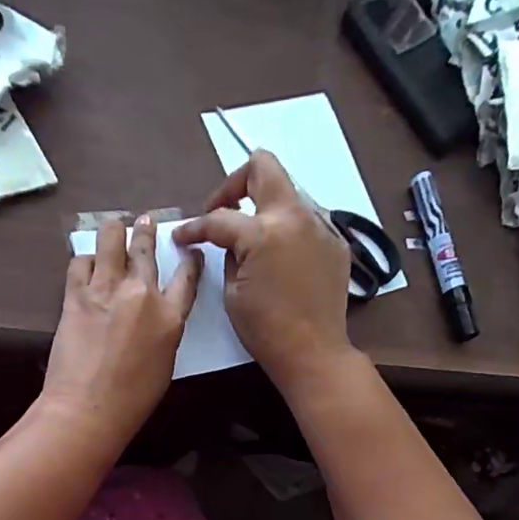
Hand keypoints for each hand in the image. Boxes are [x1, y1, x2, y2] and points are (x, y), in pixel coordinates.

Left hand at [40, 213, 201, 440]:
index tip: (188, 250)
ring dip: (113, 231)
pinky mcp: (76, 296)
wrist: (88, 409)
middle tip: (145, 221)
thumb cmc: (132, 401)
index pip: (186, 277)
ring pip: (111, 241)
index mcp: (171, 317)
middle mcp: (142, 294)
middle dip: (146, 231)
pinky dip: (84, 259)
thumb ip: (164, 334)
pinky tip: (85, 261)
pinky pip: (80, 263)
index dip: (189, 259)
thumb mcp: (164, 366)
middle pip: (146, 250)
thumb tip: (156, 321)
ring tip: (113, 226)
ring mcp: (106, 291)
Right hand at [172, 151, 357, 392]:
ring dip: (264, 207)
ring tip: (252, 238)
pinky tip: (279, 256)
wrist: (312, 352)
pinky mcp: (335, 242)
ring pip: (288, 193)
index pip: (220, 218)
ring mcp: (320, 227)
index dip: (195, 227)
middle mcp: (295, 217)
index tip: (183, 236)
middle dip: (235, 184)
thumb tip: (232, 243)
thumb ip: (230, 255)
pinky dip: (287, 230)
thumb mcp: (232, 293)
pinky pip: (307, 221)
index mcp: (263, 233)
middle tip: (222, 211)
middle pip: (263, 168)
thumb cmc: (265, 330)